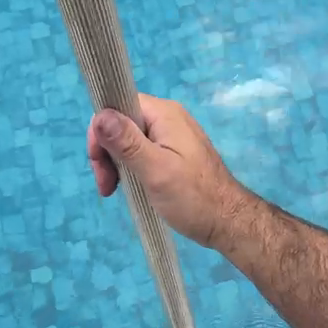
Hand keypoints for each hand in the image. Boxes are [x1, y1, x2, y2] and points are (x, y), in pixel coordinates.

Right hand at [87, 93, 259, 250]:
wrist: (228, 222)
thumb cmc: (193, 198)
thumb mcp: (155, 171)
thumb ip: (127, 142)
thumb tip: (99, 115)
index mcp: (164, 113)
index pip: (118, 105)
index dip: (102, 131)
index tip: (99, 163)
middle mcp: (168, 116)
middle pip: (121, 122)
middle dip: (107, 151)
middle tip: (107, 187)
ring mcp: (172, 134)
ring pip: (129, 138)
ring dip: (116, 162)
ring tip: (114, 190)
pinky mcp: (174, 151)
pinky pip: (142, 149)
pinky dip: (130, 166)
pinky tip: (129, 186)